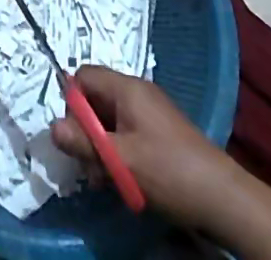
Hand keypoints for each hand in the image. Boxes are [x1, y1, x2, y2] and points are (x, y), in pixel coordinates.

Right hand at [50, 66, 238, 227]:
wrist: (218, 194)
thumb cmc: (167, 170)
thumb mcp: (120, 159)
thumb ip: (84, 142)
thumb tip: (52, 127)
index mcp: (127, 88)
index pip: (84, 75)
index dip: (71, 102)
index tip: (73, 136)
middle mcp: (137, 92)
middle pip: (95, 97)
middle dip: (85, 130)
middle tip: (87, 165)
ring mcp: (149, 111)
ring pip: (109, 118)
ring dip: (100, 146)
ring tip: (104, 179)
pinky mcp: (157, 130)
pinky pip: (125, 131)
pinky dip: (117, 151)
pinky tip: (120, 178)